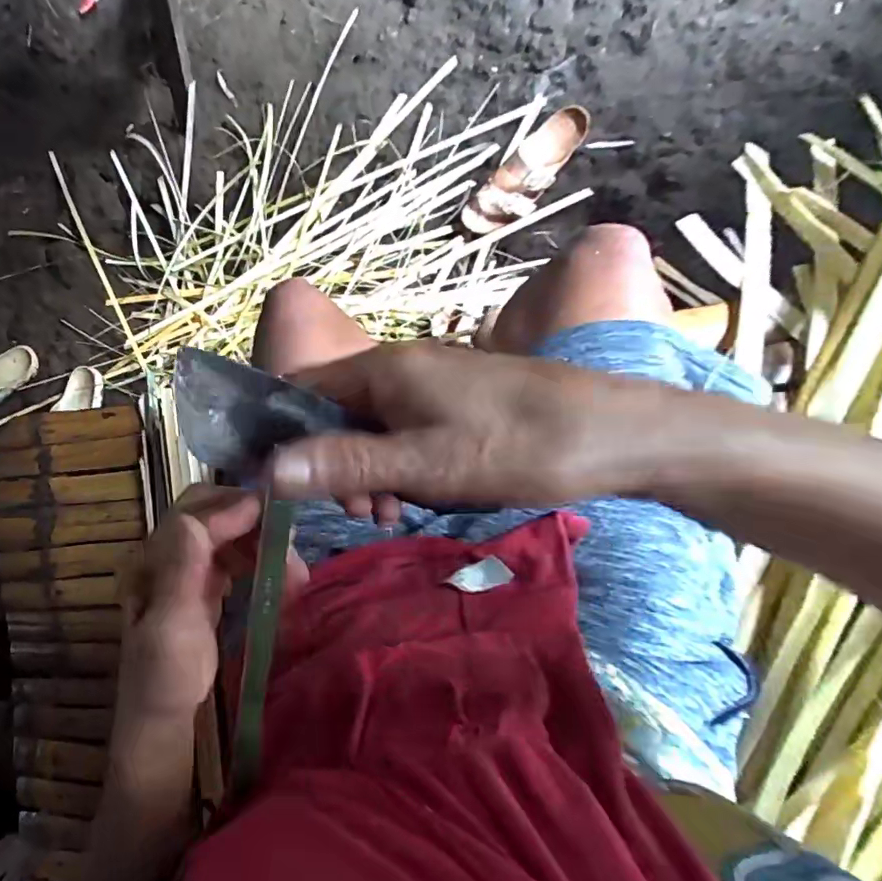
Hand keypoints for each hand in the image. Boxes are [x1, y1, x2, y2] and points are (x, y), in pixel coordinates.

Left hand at [118, 485, 306, 721]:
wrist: (163, 718)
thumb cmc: (165, 677)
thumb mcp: (171, 626)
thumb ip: (182, 571)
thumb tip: (195, 519)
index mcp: (150, 562)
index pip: (193, 518)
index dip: (233, 510)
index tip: (274, 513)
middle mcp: (165, 557)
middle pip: (210, 515)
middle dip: (251, 521)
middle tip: (289, 541)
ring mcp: (185, 571)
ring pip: (227, 535)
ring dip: (260, 543)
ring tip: (293, 572)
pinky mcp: (203, 587)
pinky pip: (233, 559)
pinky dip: (257, 561)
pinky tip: (278, 578)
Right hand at [267, 342, 668, 507]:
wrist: (613, 434)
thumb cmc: (513, 445)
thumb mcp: (422, 463)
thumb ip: (345, 463)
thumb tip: (268, 470)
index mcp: (382, 370)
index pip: (301, 389)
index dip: (283, 435)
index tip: (288, 486)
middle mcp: (401, 367)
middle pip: (336, 414)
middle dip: (335, 465)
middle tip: (365, 511)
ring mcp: (433, 384)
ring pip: (373, 428)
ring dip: (370, 472)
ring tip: (395, 512)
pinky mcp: (460, 404)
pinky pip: (408, 432)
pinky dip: (403, 467)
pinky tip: (423, 496)